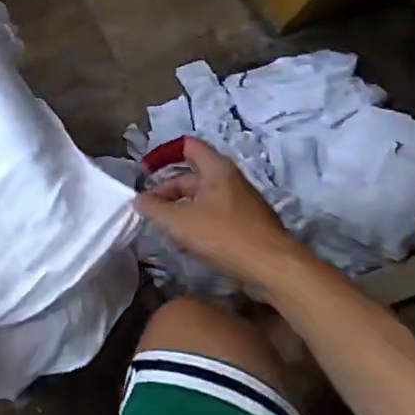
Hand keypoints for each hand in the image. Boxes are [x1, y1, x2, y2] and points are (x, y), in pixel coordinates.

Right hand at [135, 139, 311, 288]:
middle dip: (168, 190)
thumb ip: (154, 209)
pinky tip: (189, 241)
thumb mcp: (180, 222)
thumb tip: (139, 200)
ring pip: (204, 197)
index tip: (146, 172)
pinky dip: (198, 220)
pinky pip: (216, 213)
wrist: (275, 268)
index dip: (164, 155)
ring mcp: (243, 202)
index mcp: (217, 169)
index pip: (188, 146)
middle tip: (150, 208)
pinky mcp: (249, 223)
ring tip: (165, 227)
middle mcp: (232, 180)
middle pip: (193, 175)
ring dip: (181, 207)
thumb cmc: (225, 236)